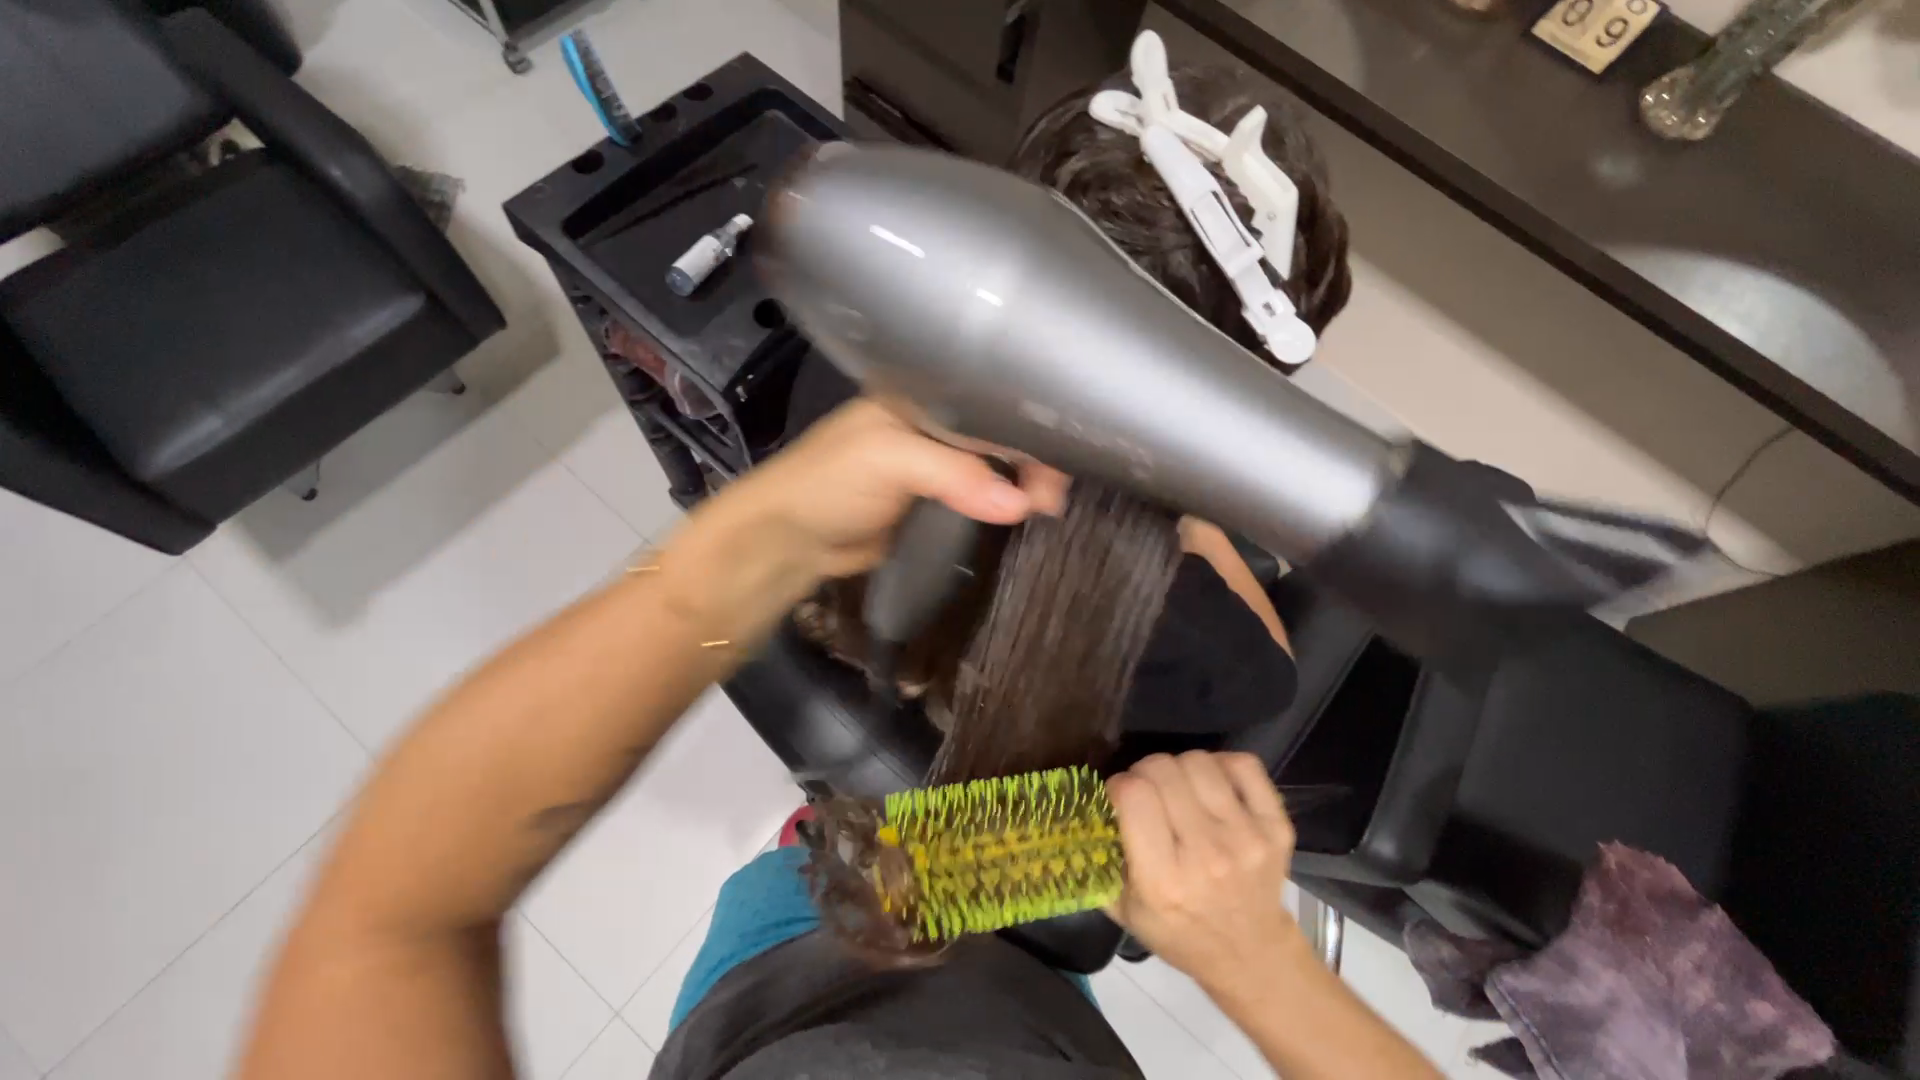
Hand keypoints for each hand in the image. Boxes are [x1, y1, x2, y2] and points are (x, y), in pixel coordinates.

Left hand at [663, 400, 1050, 623]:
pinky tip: (1024, 514)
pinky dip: (1003, 505)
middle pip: (999, 432)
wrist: (789, 541)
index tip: (1057, 461)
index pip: (990, 398)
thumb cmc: (829, 483)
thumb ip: (956, 474)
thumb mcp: (890, 461)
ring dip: (1022, 485)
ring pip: (994, 466)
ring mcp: (933, 464)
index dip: (1027, 424)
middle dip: (1031, 459)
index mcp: (921, 396)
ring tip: (1044, 510)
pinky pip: (979, 497)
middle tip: (1050, 499)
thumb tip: (1020, 504)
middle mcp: (932, 423)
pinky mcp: (933, 502)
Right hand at [1107, 752, 1306, 998]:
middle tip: (1145, 793)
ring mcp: (1247, 839)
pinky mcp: (1276, 828)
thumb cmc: (1177, 932)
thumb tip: (1074, 811)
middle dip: (1144, 772)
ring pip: (1198, 761)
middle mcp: (1207, 856)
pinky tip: (1210, 785)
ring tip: (1177, 789)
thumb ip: (1096, 860)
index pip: (1133, 795)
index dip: (1117, 785)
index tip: (1117, 798)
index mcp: (1163, 880)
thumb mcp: (1123, 910)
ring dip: (1179, 768)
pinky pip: (1243, 764)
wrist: (1251, 954)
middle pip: (1163, 769)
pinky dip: (1220, 764)